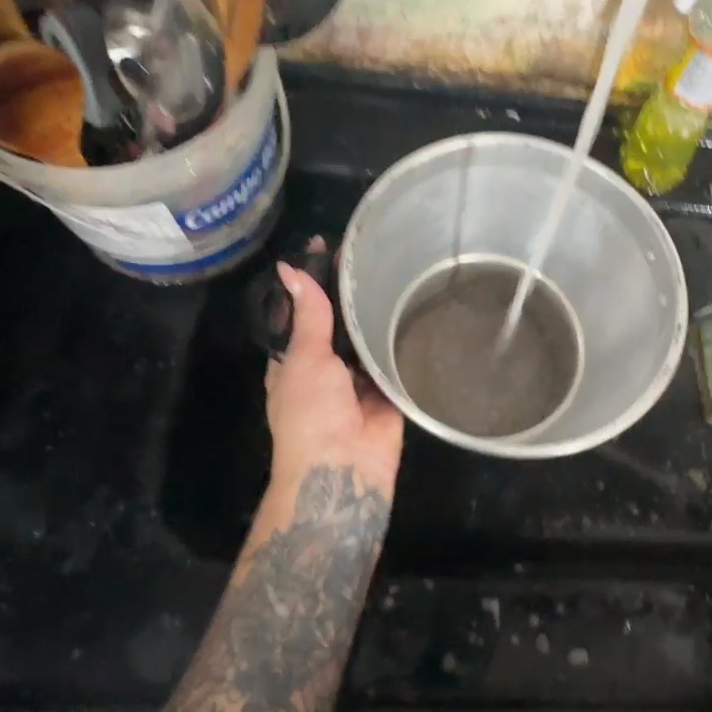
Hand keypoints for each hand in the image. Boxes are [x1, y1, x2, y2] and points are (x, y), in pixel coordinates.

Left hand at [264, 261, 403, 494]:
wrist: (344, 467)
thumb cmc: (310, 413)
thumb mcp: (302, 358)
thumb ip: (307, 314)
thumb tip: (290, 268)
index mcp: (295, 357)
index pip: (303, 307)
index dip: (313, 278)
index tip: (330, 244)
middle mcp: (327, 364)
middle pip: (339, 319)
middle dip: (352, 292)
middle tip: (376, 250)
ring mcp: (360, 377)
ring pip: (369, 335)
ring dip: (380, 311)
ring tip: (402, 267)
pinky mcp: (390, 388)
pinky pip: (396, 356)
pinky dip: (405, 338)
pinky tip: (421, 305)